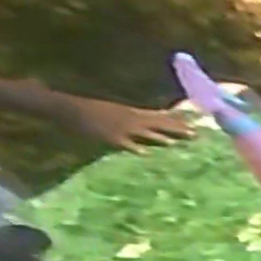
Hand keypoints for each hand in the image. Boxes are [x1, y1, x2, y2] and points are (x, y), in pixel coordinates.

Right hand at [64, 98, 193, 150]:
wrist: (64, 107)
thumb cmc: (92, 109)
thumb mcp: (119, 110)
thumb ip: (138, 116)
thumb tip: (155, 120)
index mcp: (132, 112)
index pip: (161, 117)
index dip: (179, 122)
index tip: (196, 126)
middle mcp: (131, 120)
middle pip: (158, 125)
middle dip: (177, 130)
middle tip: (195, 135)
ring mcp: (121, 129)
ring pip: (145, 133)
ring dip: (159, 138)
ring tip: (173, 143)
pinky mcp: (110, 137)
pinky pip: (125, 144)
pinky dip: (135, 148)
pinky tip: (145, 153)